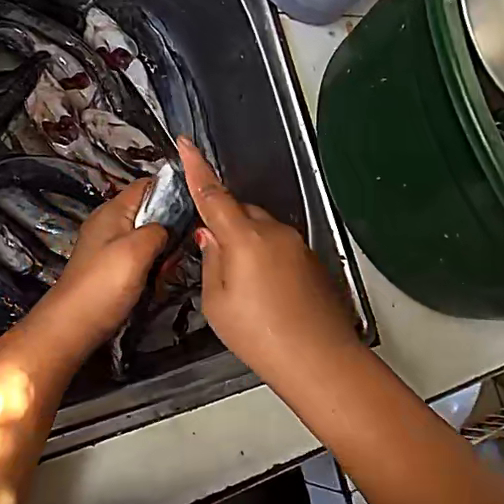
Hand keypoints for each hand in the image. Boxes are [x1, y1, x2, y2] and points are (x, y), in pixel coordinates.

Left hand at [30, 178, 167, 351]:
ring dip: (162, 254)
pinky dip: (152, 269)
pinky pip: (140, 260)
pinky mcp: (112, 269)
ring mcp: (110, 248)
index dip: (172, 190)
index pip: (147, 185)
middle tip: (180, 250)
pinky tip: (156, 284)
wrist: (72, 328)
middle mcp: (110, 224)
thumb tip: (168, 227)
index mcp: (112, 211)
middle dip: (170, 229)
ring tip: (167, 270)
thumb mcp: (135, 250)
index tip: (198, 205)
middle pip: (150, 214)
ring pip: (148, 240)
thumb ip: (157, 230)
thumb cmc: (103, 285)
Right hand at [178, 138, 360, 384]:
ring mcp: (297, 245)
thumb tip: (210, 238)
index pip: (214, 194)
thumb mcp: (217, 302)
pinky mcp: (312, 260)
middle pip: (240, 212)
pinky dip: (267, 259)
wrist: (318, 359)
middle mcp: (275, 232)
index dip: (196, 168)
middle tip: (213, 259)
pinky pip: (280, 247)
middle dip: (224, 226)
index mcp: (245, 238)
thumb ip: (211, 261)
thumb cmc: (261, 335)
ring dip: (247, 245)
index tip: (185, 145)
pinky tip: (265, 293)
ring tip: (242, 288)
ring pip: (261, 231)